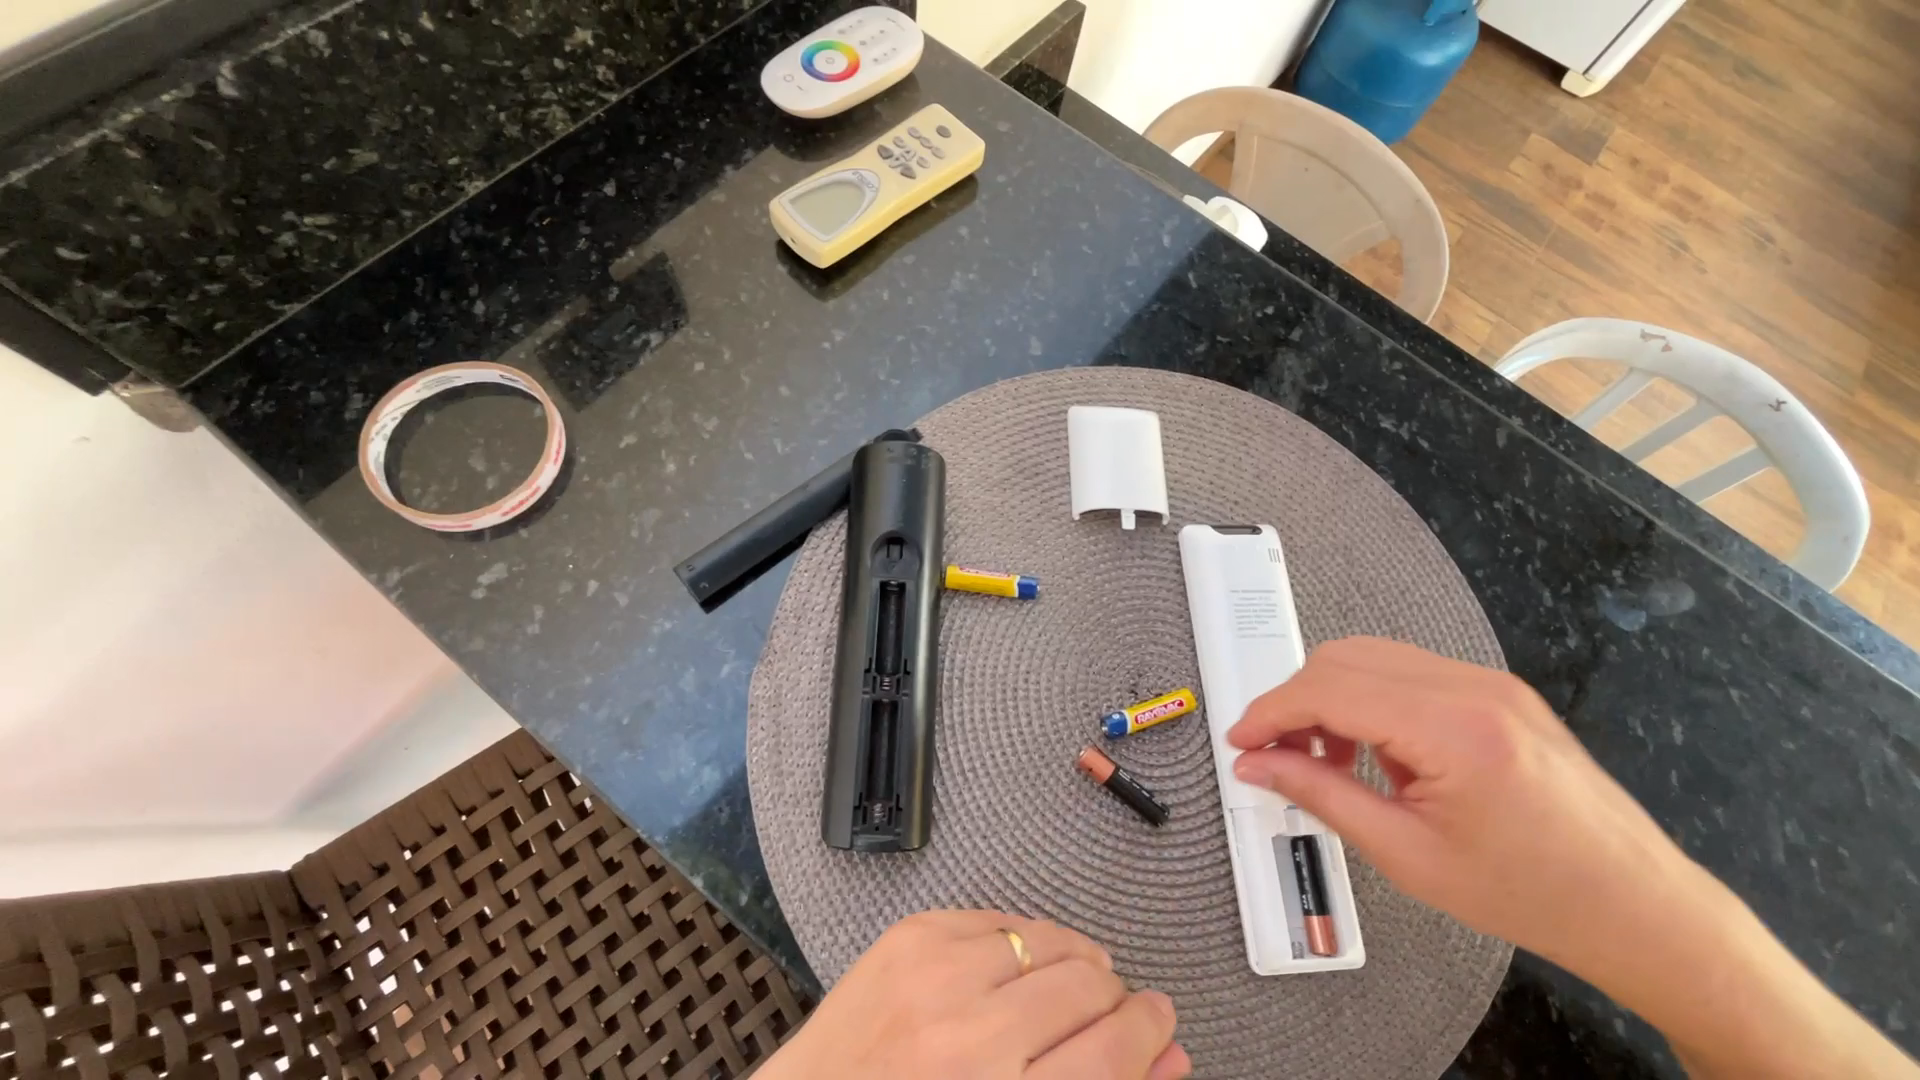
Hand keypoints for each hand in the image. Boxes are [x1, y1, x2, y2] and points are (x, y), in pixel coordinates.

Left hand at [762, 910, 1190, 1079]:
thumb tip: (1168, 1056)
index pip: (1110, 1055)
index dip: (1149, 1034)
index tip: (1160, 1022)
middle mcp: (966, 1037)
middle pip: (1085, 990)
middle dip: (1113, 997)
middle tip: (1112, 1008)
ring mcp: (935, 974)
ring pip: (1048, 940)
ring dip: (1073, 961)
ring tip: (1071, 982)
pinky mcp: (911, 935)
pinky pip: (998, 918)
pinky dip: (1023, 939)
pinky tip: (1021, 964)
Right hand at [1226, 636, 1696, 971]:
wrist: (1635, 904)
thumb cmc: (1529, 891)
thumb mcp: (1406, 854)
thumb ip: (1320, 795)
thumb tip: (1256, 764)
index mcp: (1455, 729)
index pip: (1330, 690)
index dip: (1271, 712)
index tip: (1239, 741)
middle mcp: (1473, 687)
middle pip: (1344, 659)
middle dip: (1294, 700)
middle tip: (1274, 752)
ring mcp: (1489, 682)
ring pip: (1371, 657)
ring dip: (1329, 697)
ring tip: (1324, 757)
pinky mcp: (1496, 690)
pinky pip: (1406, 673)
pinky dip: (1368, 701)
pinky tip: (1372, 752)